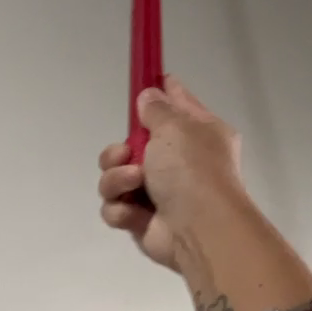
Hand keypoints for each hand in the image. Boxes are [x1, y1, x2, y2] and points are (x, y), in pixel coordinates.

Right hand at [97, 78, 245, 269]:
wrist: (198, 229)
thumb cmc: (192, 171)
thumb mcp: (176, 127)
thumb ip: (157, 109)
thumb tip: (149, 95)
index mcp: (197, 134)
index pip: (177, 104)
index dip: (159, 93)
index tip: (142, 82)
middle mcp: (178, 162)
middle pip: (131, 146)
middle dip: (118, 152)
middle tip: (125, 154)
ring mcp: (158, 193)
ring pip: (114, 177)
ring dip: (116, 180)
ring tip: (132, 183)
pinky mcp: (140, 219)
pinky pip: (114, 207)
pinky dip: (120, 209)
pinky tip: (132, 212)